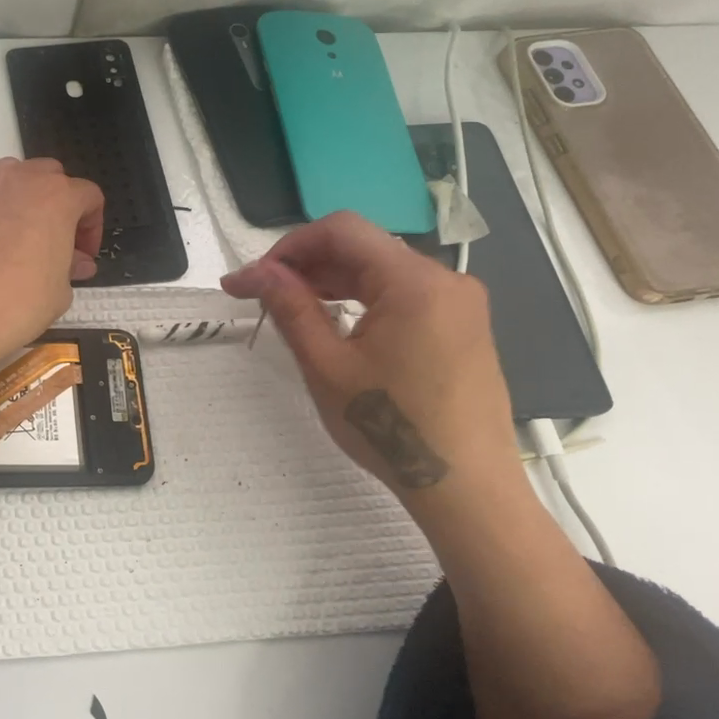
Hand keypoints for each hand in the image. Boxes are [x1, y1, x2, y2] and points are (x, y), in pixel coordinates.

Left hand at [0, 158, 103, 437]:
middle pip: (48, 177)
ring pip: (10, 182)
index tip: (84, 256)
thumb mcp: (59, 293)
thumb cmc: (13, 306)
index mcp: (54, 196)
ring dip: (22, 203)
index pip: (88, 195)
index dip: (93, 227)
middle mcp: (16, 180)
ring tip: (18, 243)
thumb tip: (75, 261)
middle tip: (55, 244)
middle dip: (58, 206)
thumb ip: (71, 266)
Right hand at [220, 211, 518, 497]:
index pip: (342, 230)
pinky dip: (362, 300)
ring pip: (381, 272)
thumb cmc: (390, 427)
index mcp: (415, 282)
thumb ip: (290, 308)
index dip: (289, 246)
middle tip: (258, 296)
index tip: (252, 278)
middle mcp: (445, 280)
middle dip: (305, 265)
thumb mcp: (326, 365)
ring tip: (289, 310)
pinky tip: (335, 325)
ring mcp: (459, 304)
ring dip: (331, 283)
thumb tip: (255, 271)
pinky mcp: (463, 327)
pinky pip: (403, 295)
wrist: (465, 487)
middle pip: (363, 248)